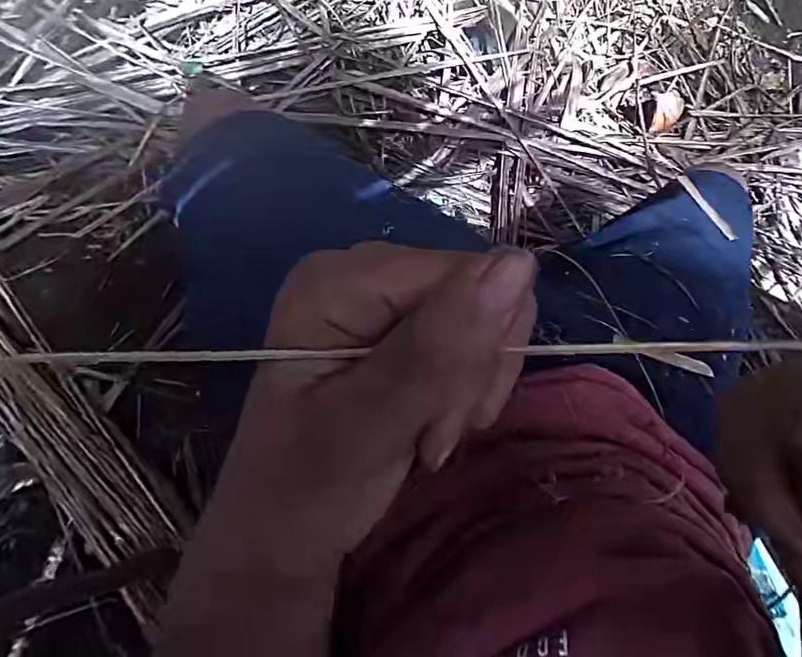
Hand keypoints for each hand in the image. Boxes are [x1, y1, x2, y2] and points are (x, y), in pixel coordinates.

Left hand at [191, 242, 536, 572]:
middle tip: (431, 434)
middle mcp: (365, 270)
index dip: (474, 345)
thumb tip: (519, 264)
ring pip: (486, 315)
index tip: (442, 420)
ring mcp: (386, 294)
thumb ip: (438, 349)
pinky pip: (476, 334)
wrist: (282, 536)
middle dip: (469, 374)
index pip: (459, 276)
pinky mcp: (404, 319)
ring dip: (470, 388)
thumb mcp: (370, 424)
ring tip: (426, 434)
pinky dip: (468, 388)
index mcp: (339, 278)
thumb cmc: (308, 489)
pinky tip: (432, 422)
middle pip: (476, 293)